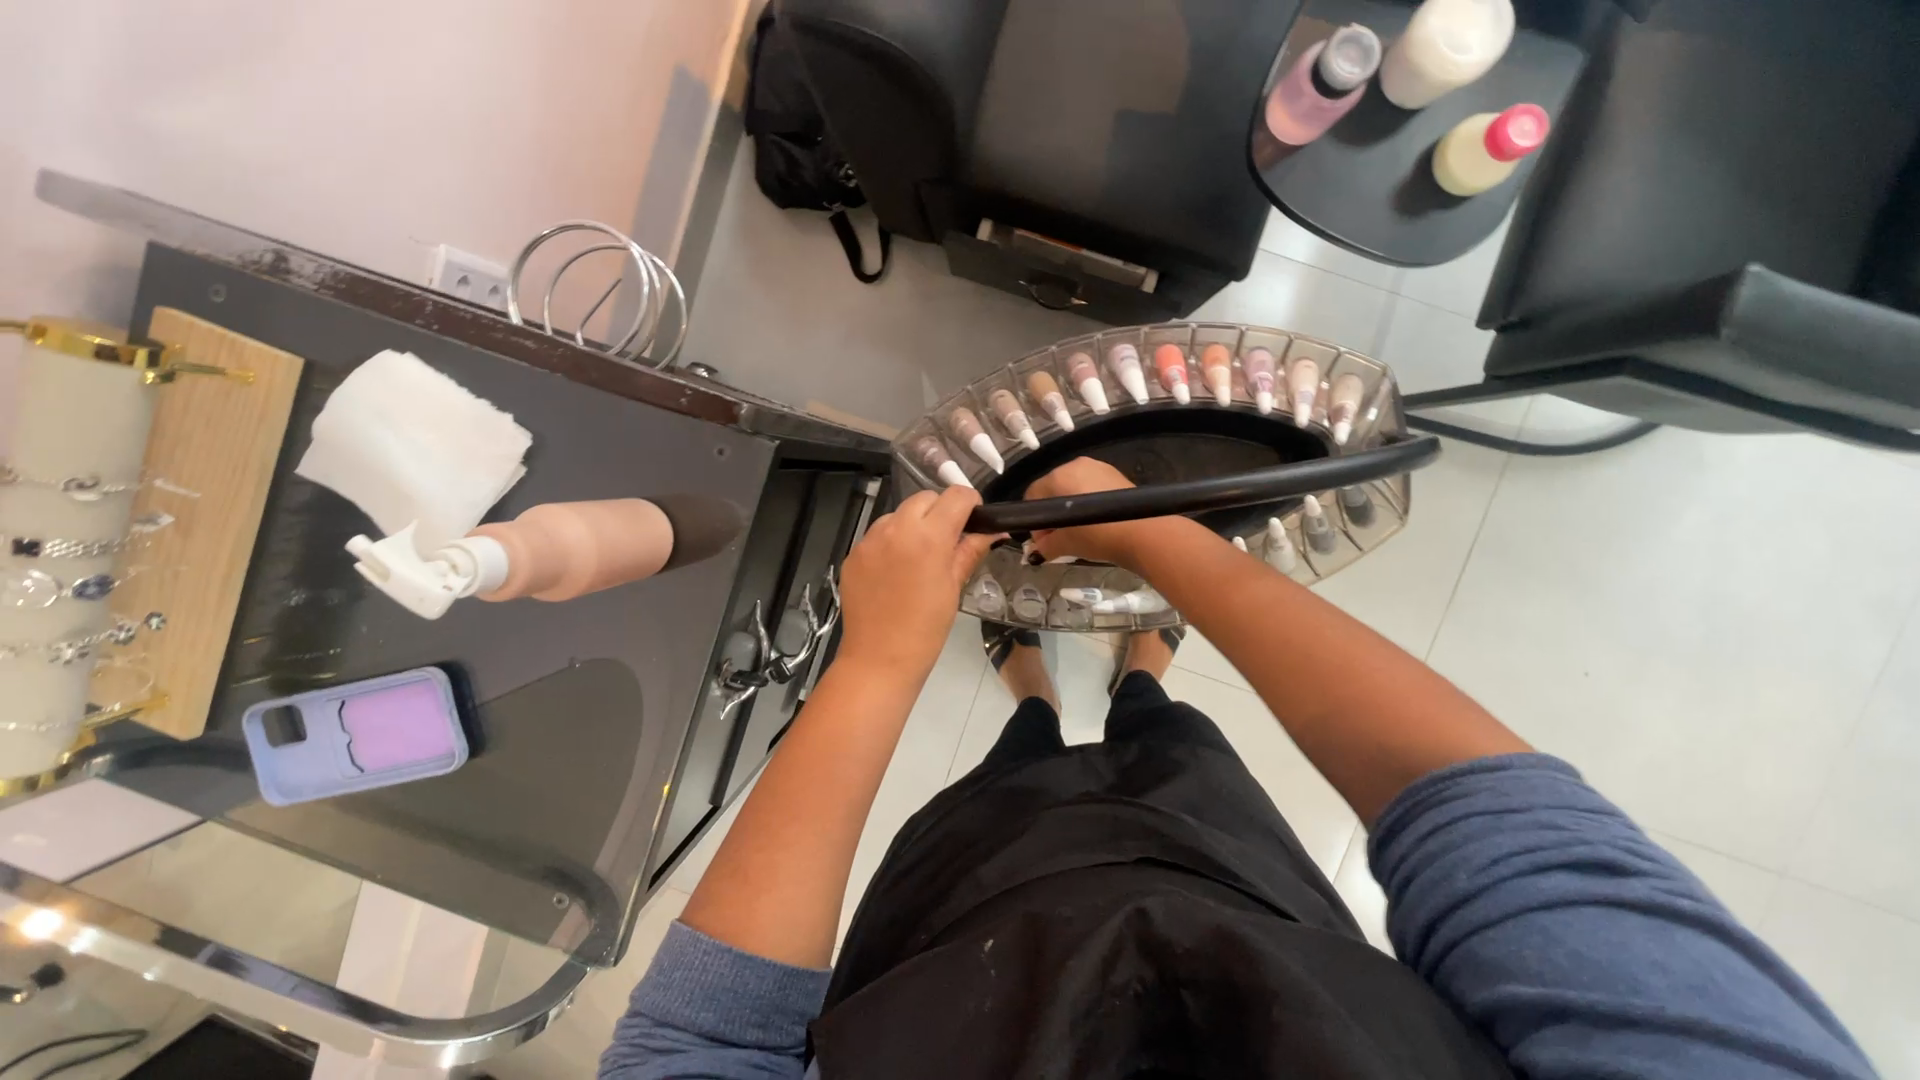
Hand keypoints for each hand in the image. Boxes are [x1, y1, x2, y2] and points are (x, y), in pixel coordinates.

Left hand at [836, 486, 997, 677]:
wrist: (879, 658)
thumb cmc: (926, 629)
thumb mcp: (954, 587)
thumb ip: (970, 551)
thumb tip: (994, 531)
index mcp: (929, 536)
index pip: (957, 496)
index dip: (971, 504)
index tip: (974, 521)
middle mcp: (896, 528)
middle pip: (925, 498)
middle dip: (940, 511)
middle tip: (948, 541)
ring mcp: (870, 540)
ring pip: (898, 514)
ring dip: (913, 525)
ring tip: (919, 558)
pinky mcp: (853, 553)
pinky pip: (878, 535)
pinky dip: (891, 542)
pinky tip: (896, 572)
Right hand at [1025, 457, 1163, 569]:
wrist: (1142, 533)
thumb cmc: (1096, 536)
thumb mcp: (1064, 545)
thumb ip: (1044, 545)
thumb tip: (1039, 547)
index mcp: (1056, 477)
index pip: (1032, 496)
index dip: (1035, 521)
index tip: (1044, 540)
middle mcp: (1074, 465)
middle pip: (1052, 487)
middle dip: (1053, 512)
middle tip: (1061, 536)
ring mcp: (1096, 466)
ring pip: (1072, 485)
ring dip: (1070, 505)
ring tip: (1081, 529)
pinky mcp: (1114, 472)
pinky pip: (1091, 484)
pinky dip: (1088, 500)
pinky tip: (1097, 519)